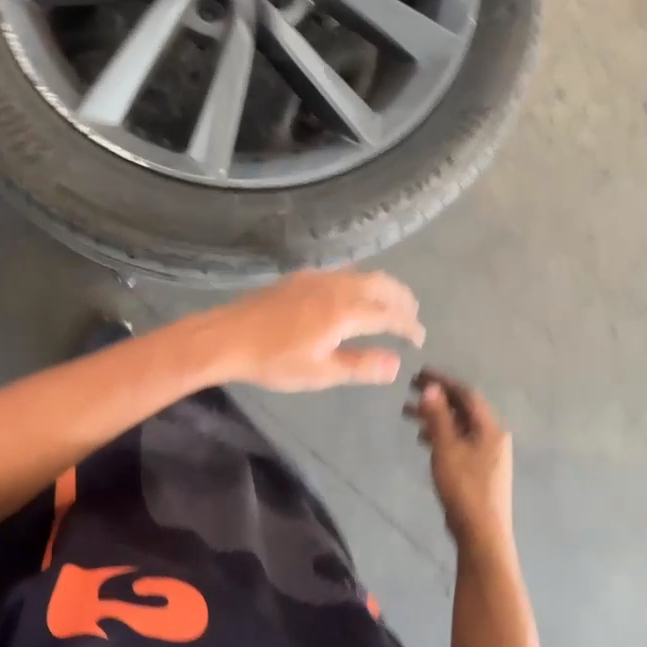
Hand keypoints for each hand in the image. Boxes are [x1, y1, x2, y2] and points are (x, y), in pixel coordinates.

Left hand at [189, 268, 424, 392]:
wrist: (227, 337)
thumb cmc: (274, 360)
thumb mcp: (320, 372)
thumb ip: (360, 366)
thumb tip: (396, 363)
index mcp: (343, 310)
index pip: (388, 314)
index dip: (408, 326)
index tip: (419, 338)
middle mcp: (333, 286)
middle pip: (378, 283)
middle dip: (400, 297)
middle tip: (412, 313)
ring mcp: (313, 278)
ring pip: (358, 274)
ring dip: (380, 286)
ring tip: (388, 302)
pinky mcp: (296, 278)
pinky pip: (339, 273)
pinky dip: (357, 282)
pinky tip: (350, 295)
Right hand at [408, 369, 515, 561]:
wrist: (481, 533)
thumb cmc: (464, 487)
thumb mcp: (446, 448)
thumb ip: (438, 416)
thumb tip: (430, 387)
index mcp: (490, 429)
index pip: (466, 394)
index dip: (443, 381)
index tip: (419, 374)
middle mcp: (493, 437)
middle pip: (463, 409)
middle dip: (437, 398)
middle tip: (410, 389)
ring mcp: (488, 455)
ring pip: (459, 426)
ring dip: (435, 417)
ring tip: (407, 414)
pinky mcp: (480, 469)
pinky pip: (459, 441)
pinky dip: (441, 434)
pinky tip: (423, 439)